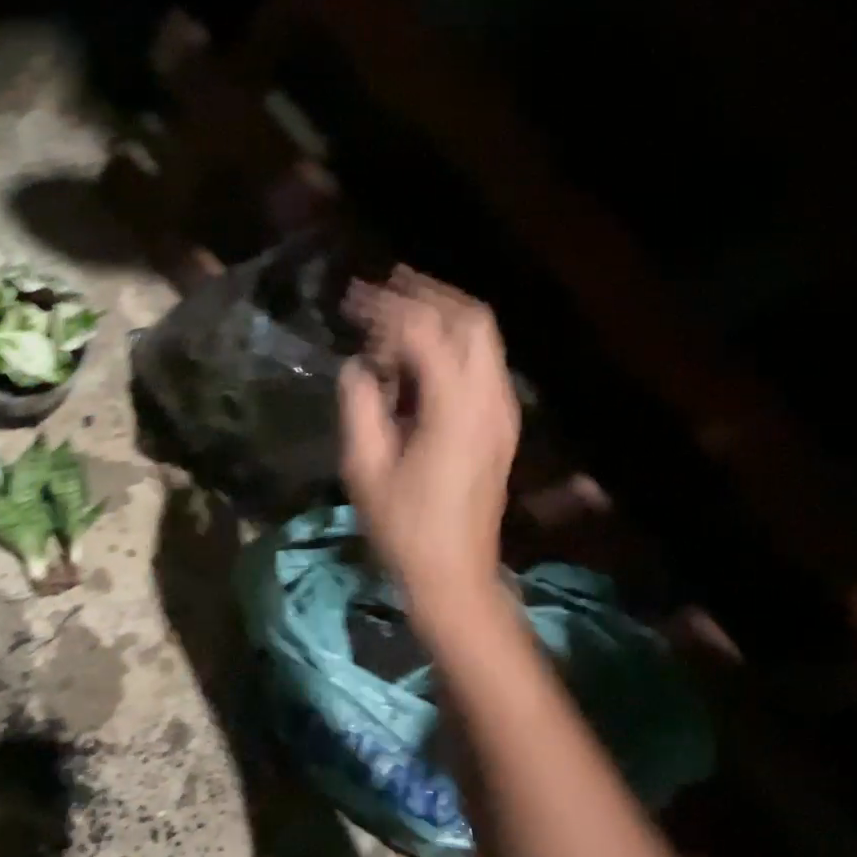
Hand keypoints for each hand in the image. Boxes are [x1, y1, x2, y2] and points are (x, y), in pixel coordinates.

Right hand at [340, 266, 519, 608]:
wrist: (455, 573)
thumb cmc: (404, 526)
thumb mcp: (366, 469)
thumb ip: (360, 408)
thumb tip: (357, 368)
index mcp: (454, 408)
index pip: (424, 334)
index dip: (388, 309)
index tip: (353, 298)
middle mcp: (489, 398)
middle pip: (471, 319)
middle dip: (428, 294)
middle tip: (386, 284)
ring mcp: (502, 410)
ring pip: (484, 337)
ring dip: (444, 314)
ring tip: (402, 305)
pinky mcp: (501, 424)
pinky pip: (484, 362)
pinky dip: (454, 343)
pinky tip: (421, 352)